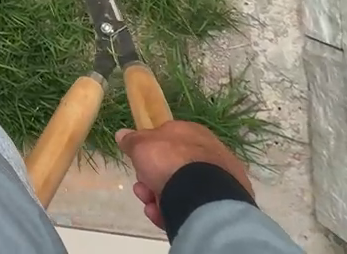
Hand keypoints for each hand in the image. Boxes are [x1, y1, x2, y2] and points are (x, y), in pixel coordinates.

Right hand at [115, 121, 252, 230]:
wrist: (203, 196)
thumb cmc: (169, 160)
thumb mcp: (140, 144)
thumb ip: (131, 140)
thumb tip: (122, 135)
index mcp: (192, 132)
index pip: (167, 138)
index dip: (148, 149)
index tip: (137, 160)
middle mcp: (210, 153)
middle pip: (171, 166)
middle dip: (150, 177)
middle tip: (141, 186)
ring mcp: (220, 181)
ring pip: (180, 187)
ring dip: (158, 195)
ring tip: (149, 204)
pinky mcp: (224, 205)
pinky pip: (193, 204)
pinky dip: (174, 209)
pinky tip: (161, 214)